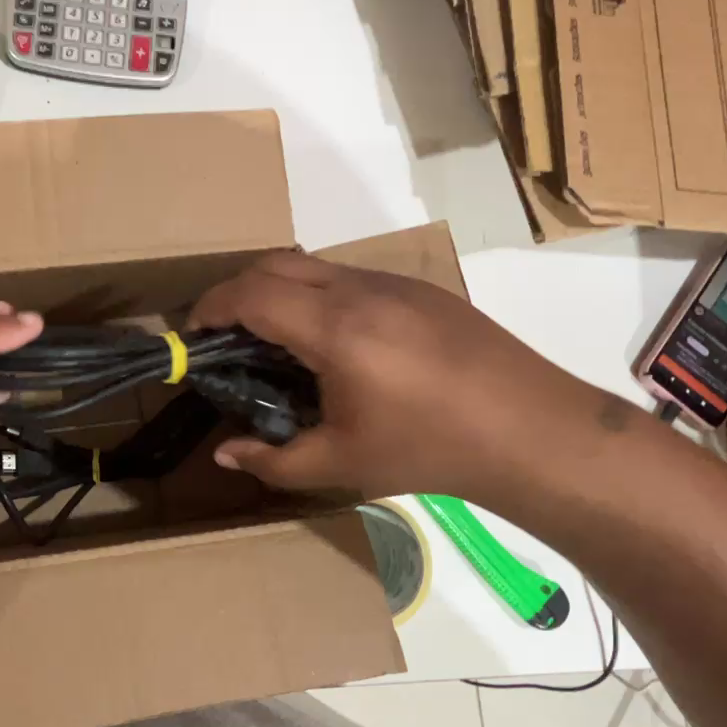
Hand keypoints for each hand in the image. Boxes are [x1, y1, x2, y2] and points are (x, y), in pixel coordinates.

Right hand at [189, 253, 631, 510]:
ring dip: (280, 290)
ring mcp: (394, 284)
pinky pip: (349, 278)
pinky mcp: (421, 290)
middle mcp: (359, 289)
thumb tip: (225, 455)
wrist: (531, 430)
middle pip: (276, 263)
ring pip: (314, 267)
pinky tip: (334, 343)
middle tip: (226, 334)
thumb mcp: (342, 462)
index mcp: (334, 327)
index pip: (251, 294)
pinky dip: (318, 296)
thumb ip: (272, 459)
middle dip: (238, 291)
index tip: (194, 332)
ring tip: (276, 341)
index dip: (211, 306)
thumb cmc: (429, 449)